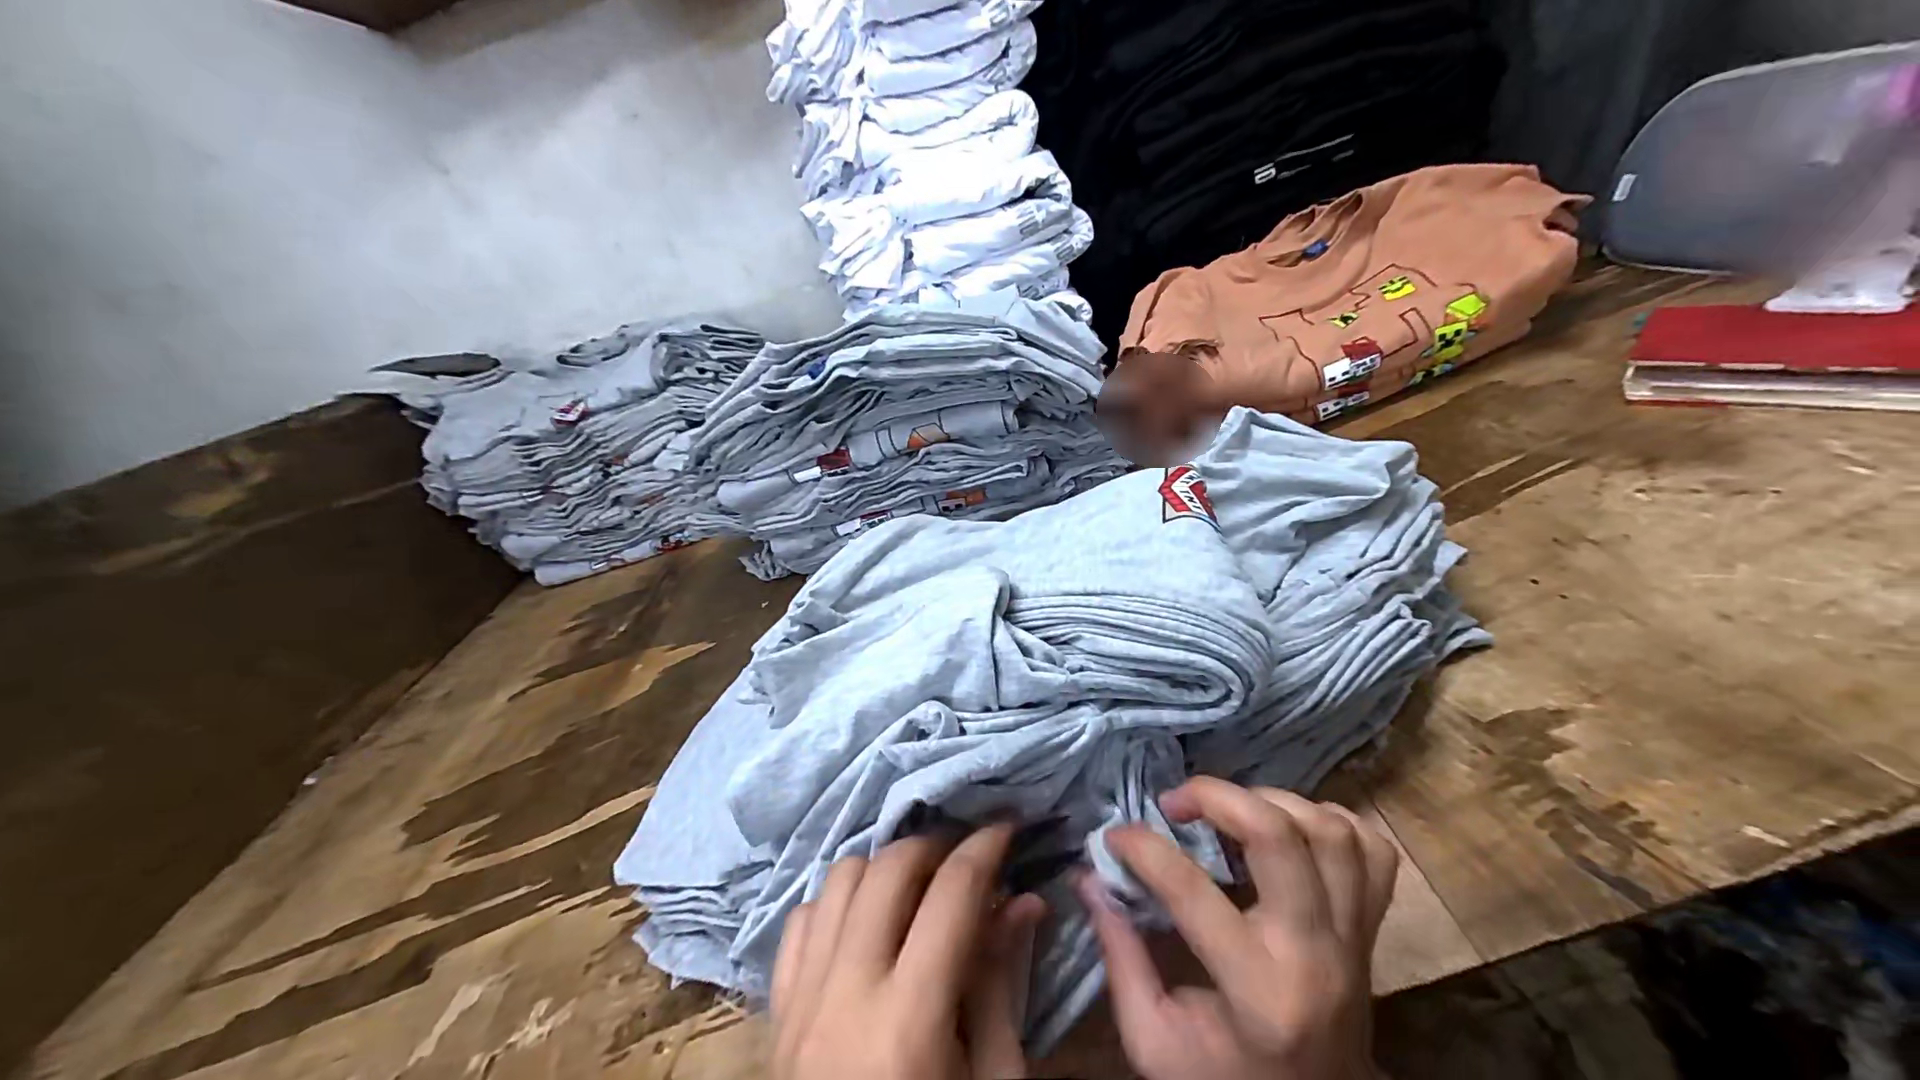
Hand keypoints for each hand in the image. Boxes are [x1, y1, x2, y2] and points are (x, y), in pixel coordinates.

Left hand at [771, 824, 1047, 1079]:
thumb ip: (1001, 984)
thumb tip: (1023, 901)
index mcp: (907, 1022)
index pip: (951, 896)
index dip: (985, 848)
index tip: (1008, 825)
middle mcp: (844, 993)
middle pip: (888, 869)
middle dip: (936, 845)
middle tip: (969, 855)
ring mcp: (801, 999)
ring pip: (837, 881)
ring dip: (885, 867)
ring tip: (921, 885)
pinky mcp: (777, 1011)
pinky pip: (800, 923)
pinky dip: (837, 903)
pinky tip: (867, 922)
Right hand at [1083, 779, 1398, 1079]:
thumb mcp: (1152, 1038)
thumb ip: (1119, 955)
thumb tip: (1090, 877)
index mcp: (1257, 992)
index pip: (1192, 891)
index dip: (1142, 848)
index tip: (1115, 838)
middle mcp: (1315, 954)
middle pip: (1279, 836)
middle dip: (1216, 796)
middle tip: (1176, 802)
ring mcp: (1354, 940)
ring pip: (1331, 832)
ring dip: (1272, 803)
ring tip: (1230, 812)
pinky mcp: (1372, 931)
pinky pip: (1371, 852)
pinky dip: (1330, 822)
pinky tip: (1288, 829)